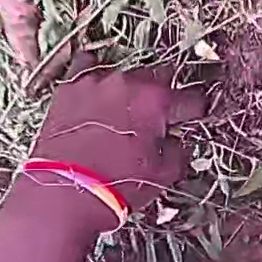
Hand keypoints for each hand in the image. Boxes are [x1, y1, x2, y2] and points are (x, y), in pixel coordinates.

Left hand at [0, 59, 205, 245]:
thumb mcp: (162, 175)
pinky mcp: (69, 89)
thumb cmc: (115, 186)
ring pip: (123, 74)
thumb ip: (178, 153)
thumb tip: (178, 144)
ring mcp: (95, 82)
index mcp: (157, 100)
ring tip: (129, 108)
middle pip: (158, 78)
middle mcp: (127, 82)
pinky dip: (96, 76)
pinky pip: (85, 68)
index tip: (196, 116)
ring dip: (131, 89)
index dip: (197, 110)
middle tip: (162, 116)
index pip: (190, 98)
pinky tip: (98, 86)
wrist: (65, 193)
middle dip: (164, 96)